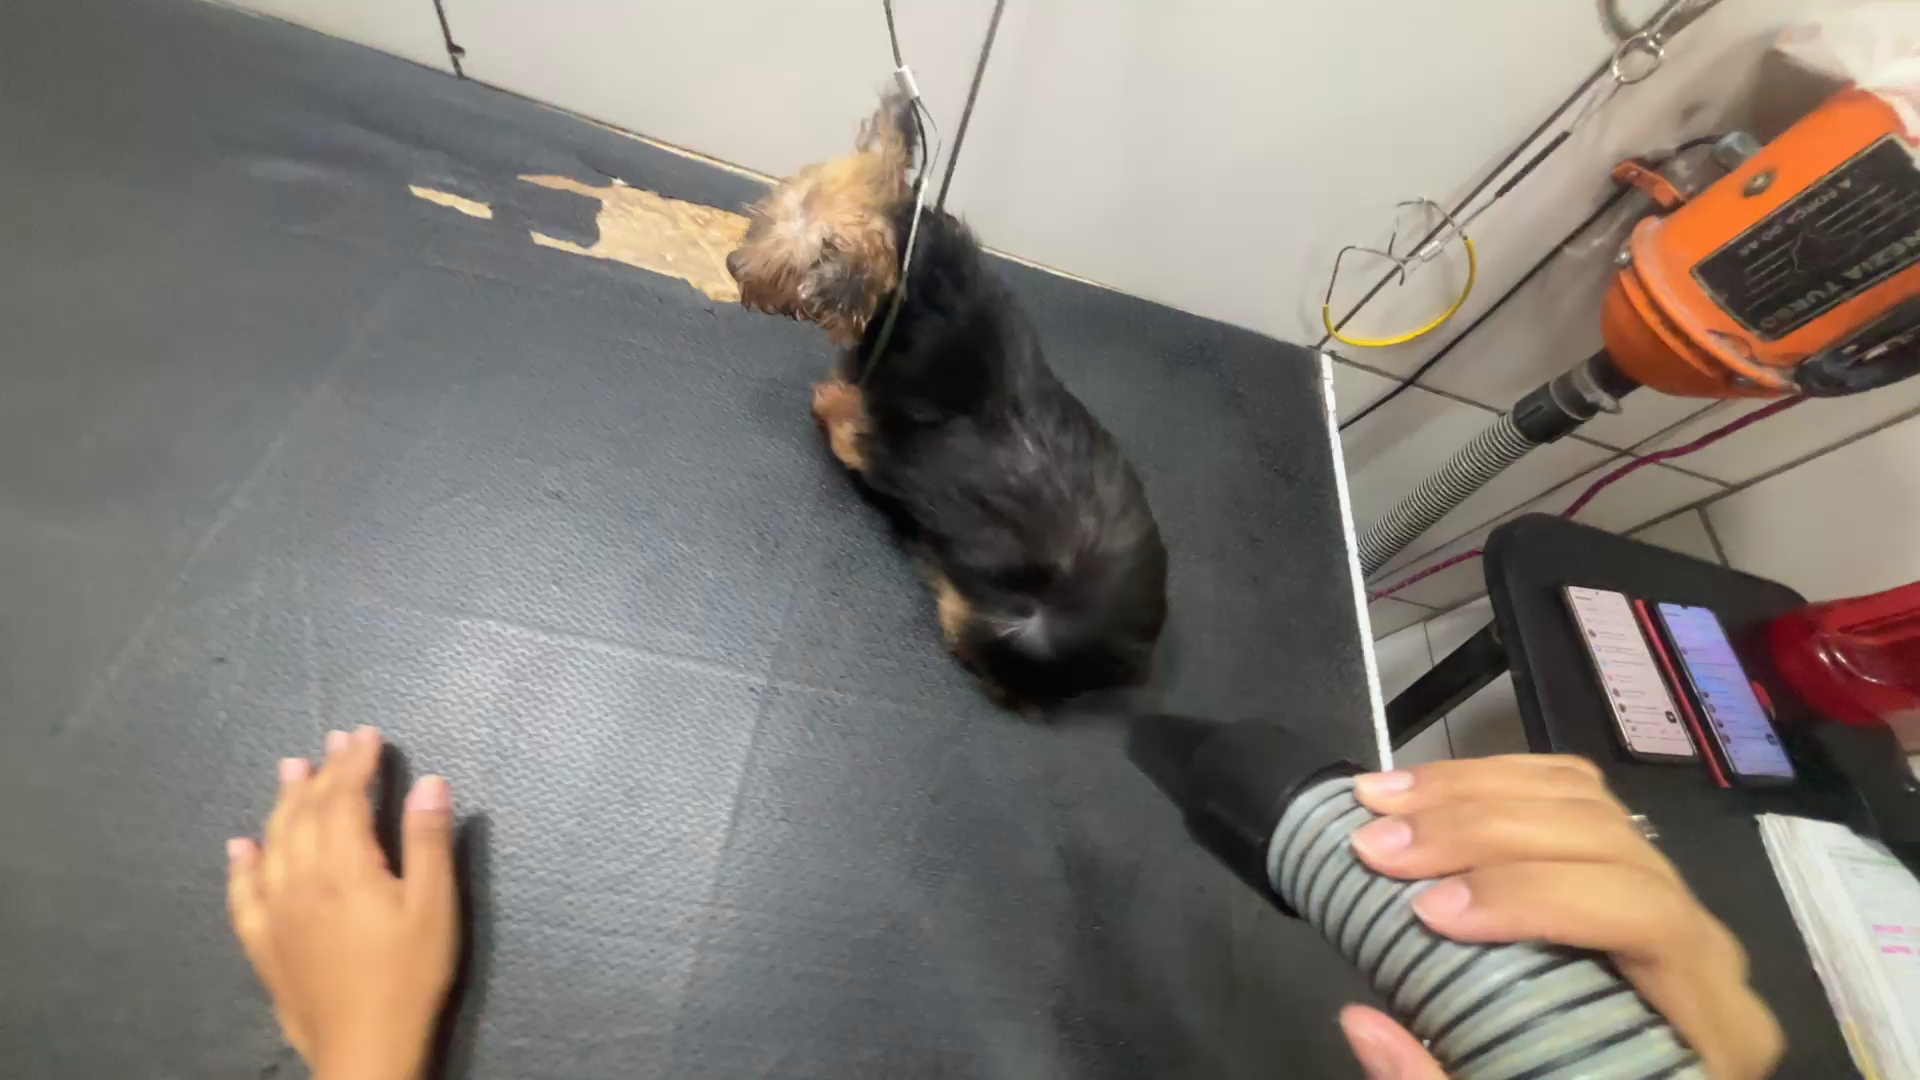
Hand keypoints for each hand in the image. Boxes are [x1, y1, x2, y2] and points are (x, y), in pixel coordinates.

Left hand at [226, 727, 459, 1079]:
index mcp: (345, 872)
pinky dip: (242, 864)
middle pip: (307, 817)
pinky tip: (241, 846)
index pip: (345, 803)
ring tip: (291, 768)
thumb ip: (429, 841)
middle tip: (336, 738)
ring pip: (273, 846)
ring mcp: (276, 916)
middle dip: (324, 773)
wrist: (365, 1047)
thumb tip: (430, 782)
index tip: (368, 734)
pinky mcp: (265, 944)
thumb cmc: (411, 969)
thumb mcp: (436, 903)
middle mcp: (301, 886)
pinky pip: (243, 895)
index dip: (356, 765)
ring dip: (284, 803)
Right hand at [1335, 755, 1781, 1079]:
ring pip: (1573, 794)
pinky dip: (1474, 774)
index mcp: (1708, 1016)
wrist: (1601, 1073)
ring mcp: (1651, 877)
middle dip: (1470, 831)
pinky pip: (1554, 781)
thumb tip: (1361, 1021)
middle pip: (1598, 837)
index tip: (1426, 912)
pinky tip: (1410, 784)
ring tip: (1374, 800)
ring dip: (1459, 788)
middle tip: (1374, 845)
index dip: (1529, 897)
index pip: (1641, 915)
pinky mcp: (1601, 846)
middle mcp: (1694, 934)